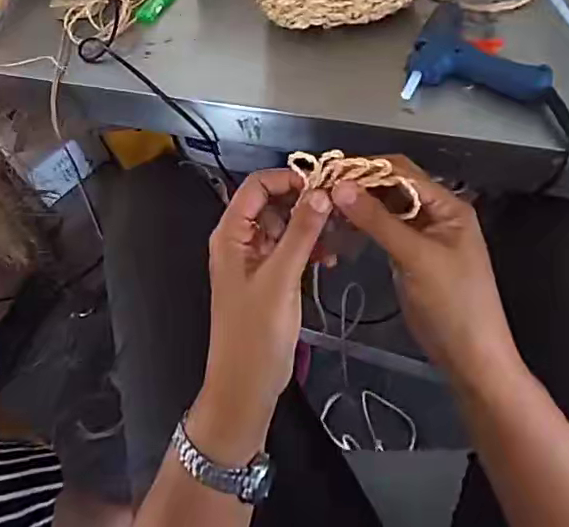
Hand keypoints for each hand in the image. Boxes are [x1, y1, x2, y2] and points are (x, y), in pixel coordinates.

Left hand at [192, 169, 330, 464]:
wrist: (245, 388)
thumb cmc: (255, 333)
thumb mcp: (281, 279)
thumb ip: (300, 233)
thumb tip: (321, 192)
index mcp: (231, 233)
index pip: (256, 185)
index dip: (287, 179)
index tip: (322, 185)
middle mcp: (240, 238)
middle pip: (271, 201)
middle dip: (303, 201)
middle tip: (337, 209)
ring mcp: (254, 257)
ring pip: (283, 223)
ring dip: (309, 225)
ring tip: (337, 235)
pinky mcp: (268, 275)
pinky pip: (288, 246)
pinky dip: (308, 247)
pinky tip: (328, 259)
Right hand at [332, 156, 517, 379]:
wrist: (473, 361)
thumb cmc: (453, 304)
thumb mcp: (416, 257)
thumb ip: (378, 220)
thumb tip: (339, 186)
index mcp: (447, 205)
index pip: (403, 171)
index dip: (367, 167)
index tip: (331, 171)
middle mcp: (436, 212)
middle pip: (394, 186)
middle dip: (361, 184)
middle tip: (323, 187)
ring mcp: (423, 234)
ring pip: (386, 207)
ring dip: (360, 204)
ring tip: (327, 205)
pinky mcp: (410, 254)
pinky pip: (384, 228)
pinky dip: (364, 224)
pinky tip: (341, 226)